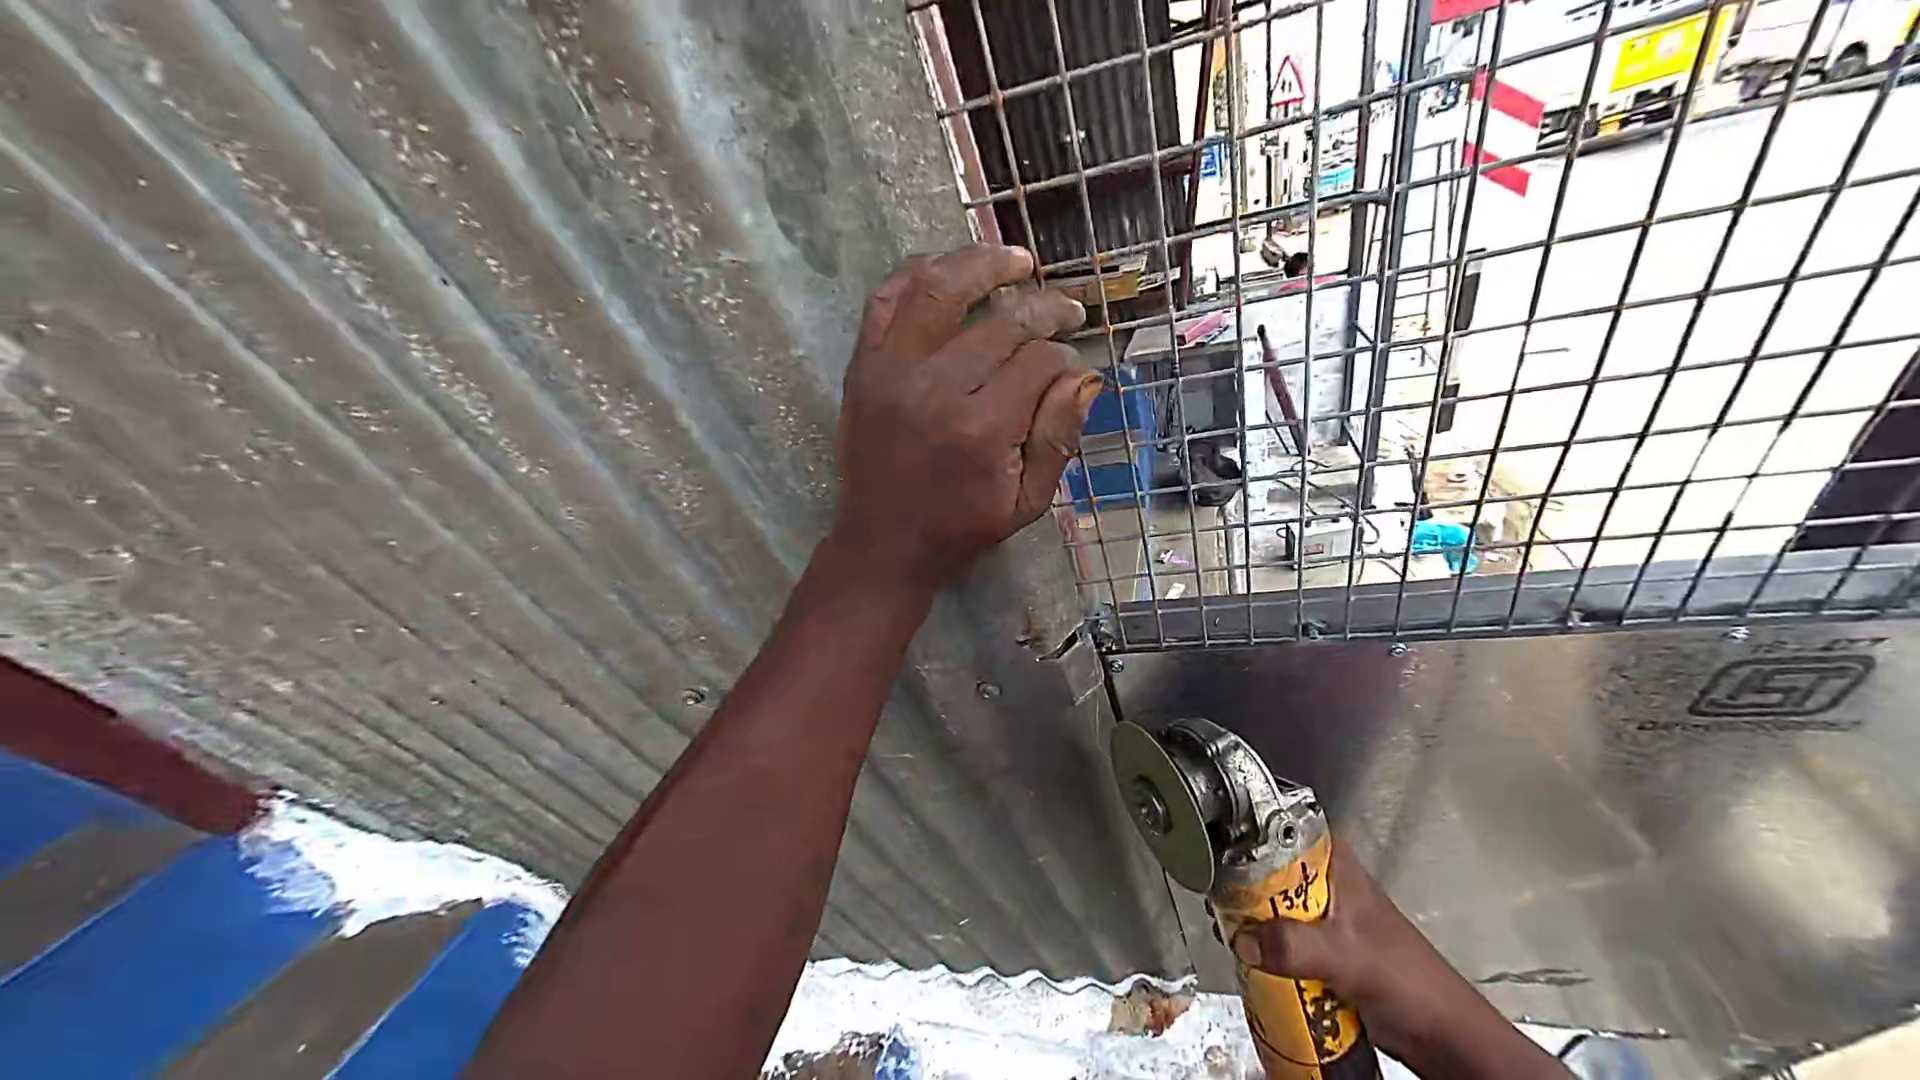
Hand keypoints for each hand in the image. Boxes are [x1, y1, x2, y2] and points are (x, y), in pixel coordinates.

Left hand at [831, 245, 1100, 587]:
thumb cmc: (959, 526)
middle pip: (1001, 320)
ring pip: (939, 289)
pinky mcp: (862, 367)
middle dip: (1045, 307)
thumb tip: (1086, 375)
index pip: (1039, 362)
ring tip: (1016, 261)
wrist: (883, 541)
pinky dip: (917, 274)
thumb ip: (1059, 437)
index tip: (1074, 364)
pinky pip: (885, 300)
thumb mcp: (1027, 501)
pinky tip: (947, 269)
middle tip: (1067, 308)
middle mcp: (934, 389)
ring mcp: (891, 372)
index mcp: (981, 429)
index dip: (1067, 357)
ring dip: (982, 263)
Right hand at [1232, 837, 1568, 1078]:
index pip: (1277, 822)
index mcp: (1330, 858)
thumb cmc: (1405, 979)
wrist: (1440, 1035)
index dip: (1242, 825)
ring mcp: (1318, 907)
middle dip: (1235, 879)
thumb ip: (1293, 946)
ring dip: (1246, 913)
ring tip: (1224, 924)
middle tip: (1213, 892)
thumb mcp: (1345, 956)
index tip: (1210, 836)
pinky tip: (1244, 950)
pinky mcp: (1315, 938)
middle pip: (1263, 861)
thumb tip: (1241, 940)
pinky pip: (1274, 929)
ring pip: (1266, 897)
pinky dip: (1258, 939)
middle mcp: (1320, 875)